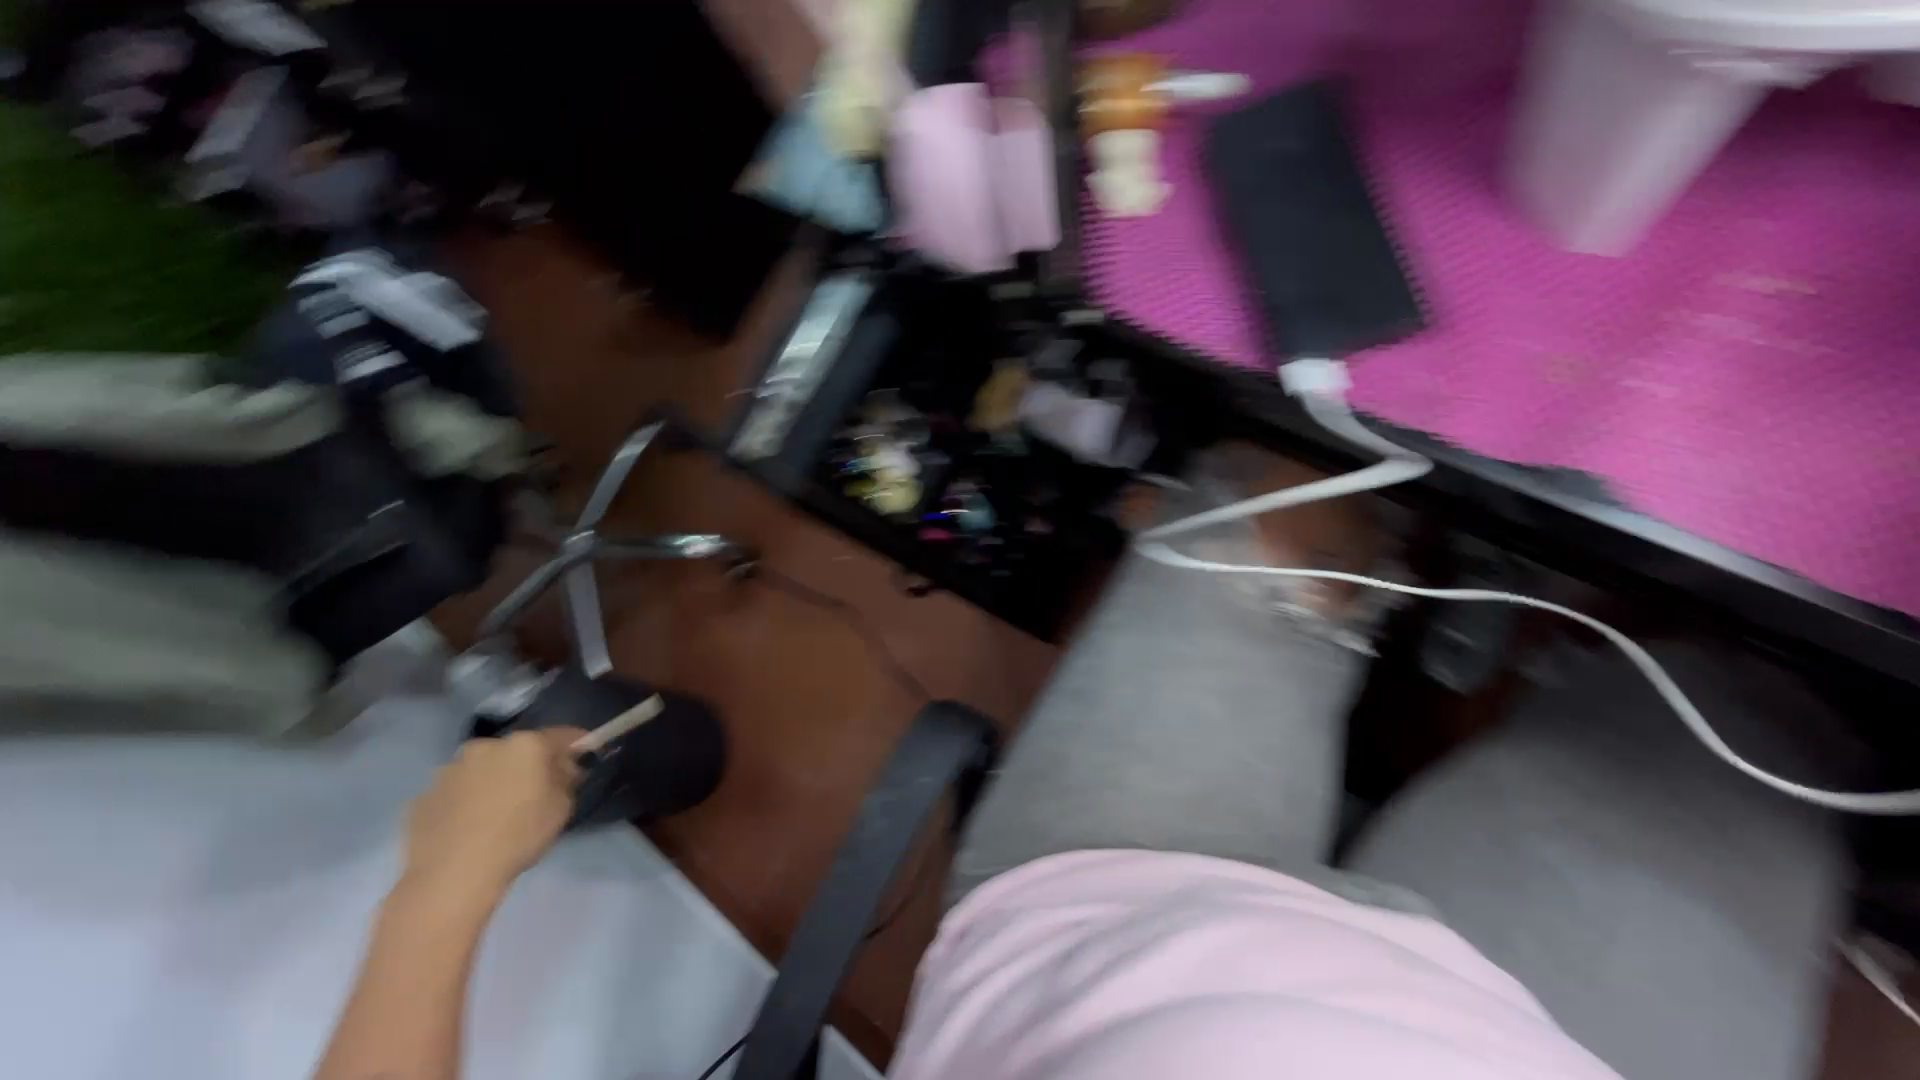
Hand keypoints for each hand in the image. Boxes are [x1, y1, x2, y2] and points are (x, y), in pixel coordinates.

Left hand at [400, 728, 585, 902]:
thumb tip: (564, 766)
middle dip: (529, 765)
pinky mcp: (424, 795)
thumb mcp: (562, 808)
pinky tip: (469, 828)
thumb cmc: (518, 836)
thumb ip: (566, 779)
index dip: (577, 745)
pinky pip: (455, 792)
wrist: (452, 874)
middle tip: (536, 793)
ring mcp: (449, 769)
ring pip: (482, 769)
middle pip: (517, 750)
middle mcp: (485, 746)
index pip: (561, 735)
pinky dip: (465, 802)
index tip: (584, 758)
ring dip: (493, 781)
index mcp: (525, 745)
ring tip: (496, 814)